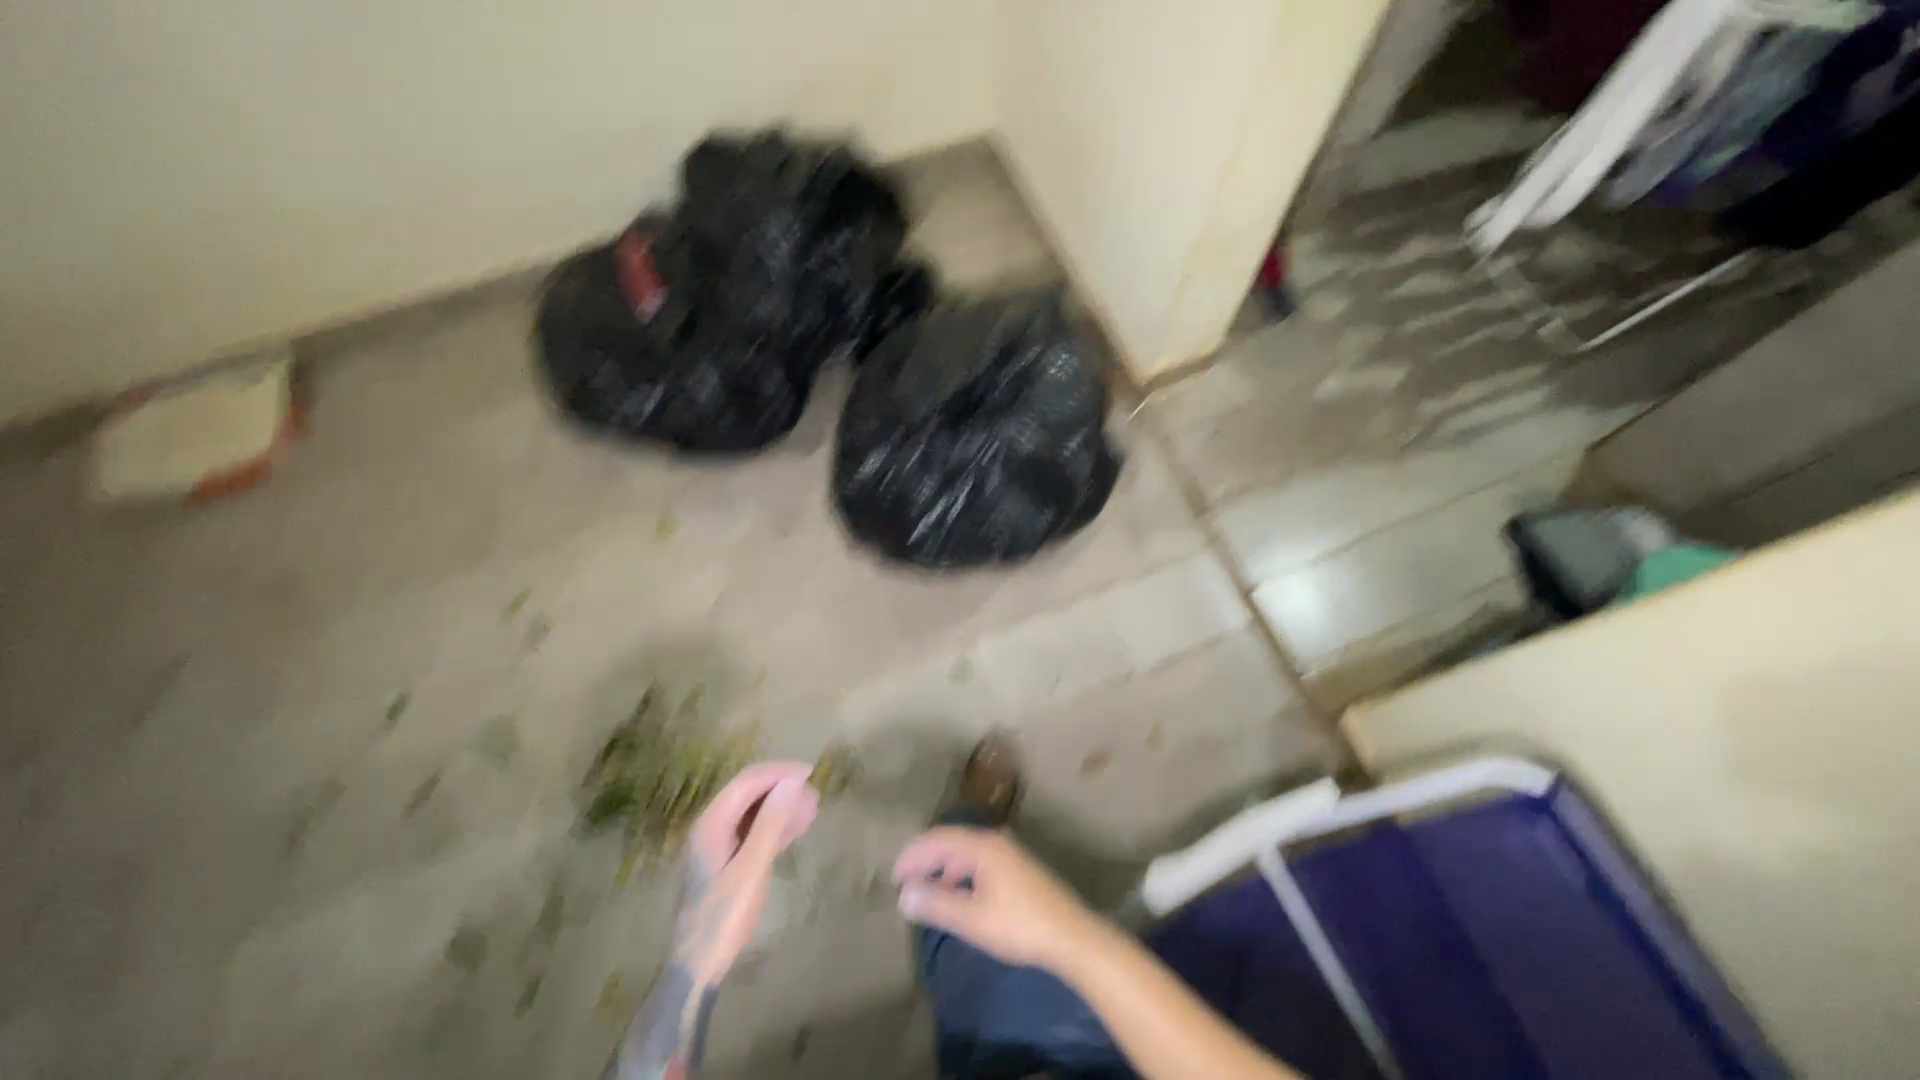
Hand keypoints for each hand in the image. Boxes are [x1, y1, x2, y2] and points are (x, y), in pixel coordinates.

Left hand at [675, 763, 819, 985]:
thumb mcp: (751, 869)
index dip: (778, 774)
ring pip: (752, 815)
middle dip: (781, 789)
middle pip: (748, 795)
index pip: (746, 783)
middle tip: (815, 794)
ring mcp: (716, 848)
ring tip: (812, 808)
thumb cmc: (723, 917)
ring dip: (780, 808)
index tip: (811, 774)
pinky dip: (774, 829)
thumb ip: (770, 824)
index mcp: (710, 824)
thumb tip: (792, 783)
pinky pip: (751, 835)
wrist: (698, 966)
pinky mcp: (725, 866)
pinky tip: (794, 831)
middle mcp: (710, 829)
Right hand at [893, 827, 1102, 969]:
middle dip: (926, 860)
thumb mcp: (972, 919)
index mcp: (982, 846)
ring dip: (945, 868)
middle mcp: (996, 841)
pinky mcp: (1021, 869)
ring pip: (968, 852)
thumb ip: (936, 904)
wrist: (1072, 937)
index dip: (913, 855)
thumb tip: (904, 894)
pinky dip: (963, 874)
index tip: (894, 877)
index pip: (938, 839)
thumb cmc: (1019, 926)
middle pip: (952, 842)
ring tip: (930, 892)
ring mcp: (1011, 854)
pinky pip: (981, 862)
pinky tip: (962, 897)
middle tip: (906, 882)